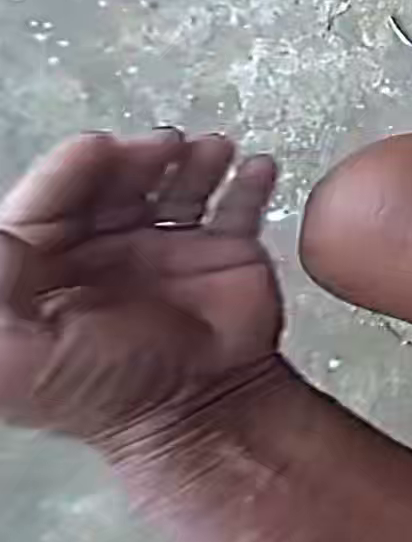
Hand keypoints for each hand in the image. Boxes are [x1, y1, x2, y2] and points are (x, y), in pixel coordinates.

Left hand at [0, 130, 282, 446]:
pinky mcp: (229, 252)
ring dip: (193, 165)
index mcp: (38, 275)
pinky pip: (238, 209)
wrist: (198, 400)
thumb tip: (0, 228)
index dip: (67, 174)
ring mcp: (171, 251)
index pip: (43, 211)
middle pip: (113, 192)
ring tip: (212, 147)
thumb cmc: (99, 385)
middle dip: (135, 162)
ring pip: (176, 192)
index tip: (98, 145)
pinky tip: (256, 167)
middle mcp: (103, 255)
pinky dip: (249, 184)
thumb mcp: (14, 351)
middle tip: (163, 142)